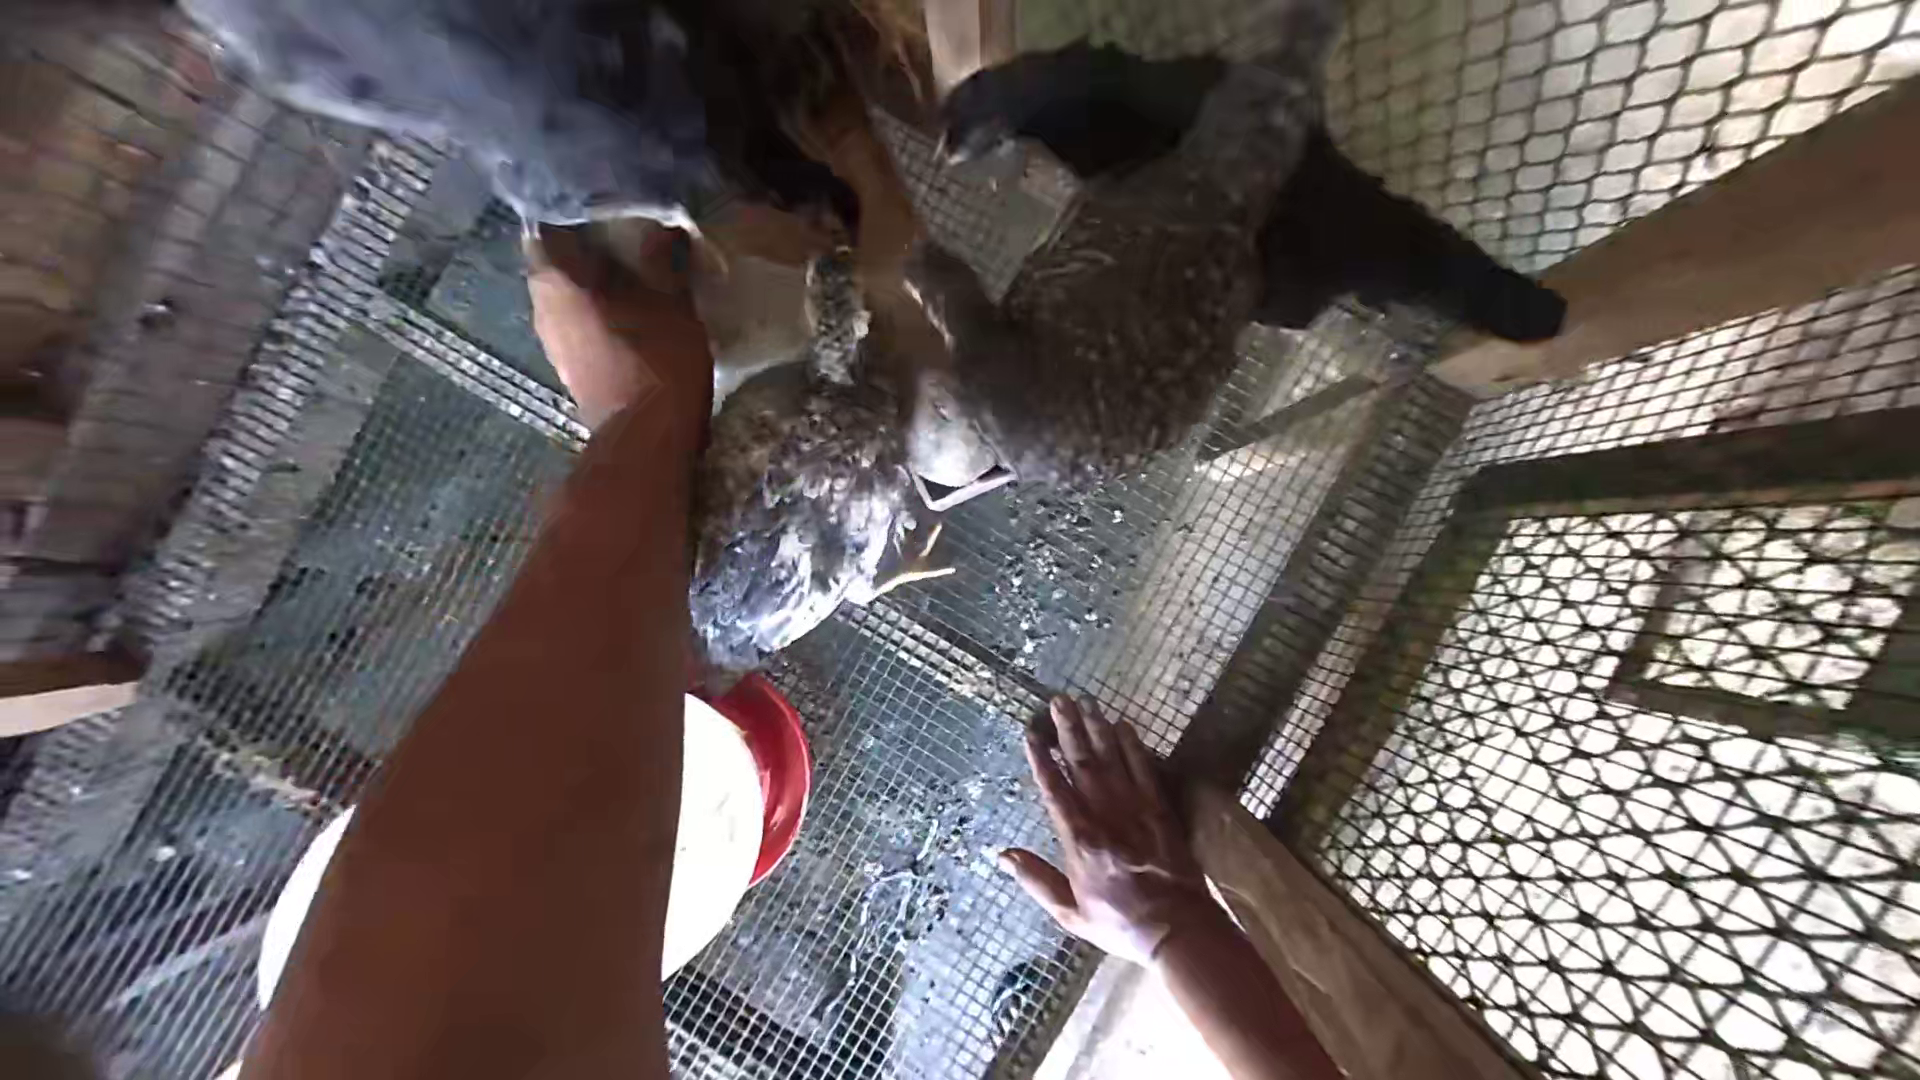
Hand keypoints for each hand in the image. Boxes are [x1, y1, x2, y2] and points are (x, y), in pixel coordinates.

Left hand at [526, 223, 711, 430]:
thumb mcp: (673, 303)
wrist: (649, 438)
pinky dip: (604, 324)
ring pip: (573, 302)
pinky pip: (583, 332)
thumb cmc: (658, 361)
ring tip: (641, 291)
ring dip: (601, 294)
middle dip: (595, 258)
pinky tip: (635, 328)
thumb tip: (666, 227)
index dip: (583, 215)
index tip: (616, 216)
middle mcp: (540, 305)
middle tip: (636, 253)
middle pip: (563, 265)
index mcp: (554, 276)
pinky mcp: (572, 373)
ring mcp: (553, 344)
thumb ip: (665, 260)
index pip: (553, 222)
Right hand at [1001, 697, 1214, 965]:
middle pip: (1082, 762)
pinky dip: (1133, 745)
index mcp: (1079, 838)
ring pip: (1111, 758)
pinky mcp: (1159, 808)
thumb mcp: (1070, 913)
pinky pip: (1144, 768)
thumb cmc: (1120, 923)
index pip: (1054, 788)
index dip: (1041, 758)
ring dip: (1097, 727)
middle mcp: (1104, 814)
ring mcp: (1134, 807)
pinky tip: (1124, 725)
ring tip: (1086, 701)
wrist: (1179, 930)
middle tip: (1058, 700)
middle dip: (1068, 728)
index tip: (1031, 732)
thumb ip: (1036, 880)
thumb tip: (1000, 855)